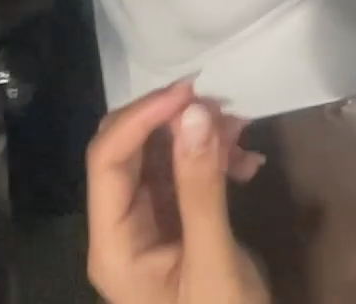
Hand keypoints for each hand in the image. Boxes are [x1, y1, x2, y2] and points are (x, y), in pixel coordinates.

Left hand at [86, 79, 270, 303]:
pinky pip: (184, 169)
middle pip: (128, 148)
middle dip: (172, 120)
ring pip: (159, 152)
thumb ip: (201, 187)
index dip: (142, 116)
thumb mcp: (214, 263)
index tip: (190, 92)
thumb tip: (194, 111)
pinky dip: (213, 154)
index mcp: (112, 242)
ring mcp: (149, 222)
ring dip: (198, 134)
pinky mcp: (176, 221)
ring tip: (241, 130)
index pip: (108, 158)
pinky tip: (247, 159)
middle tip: (220, 106)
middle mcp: (121, 225)